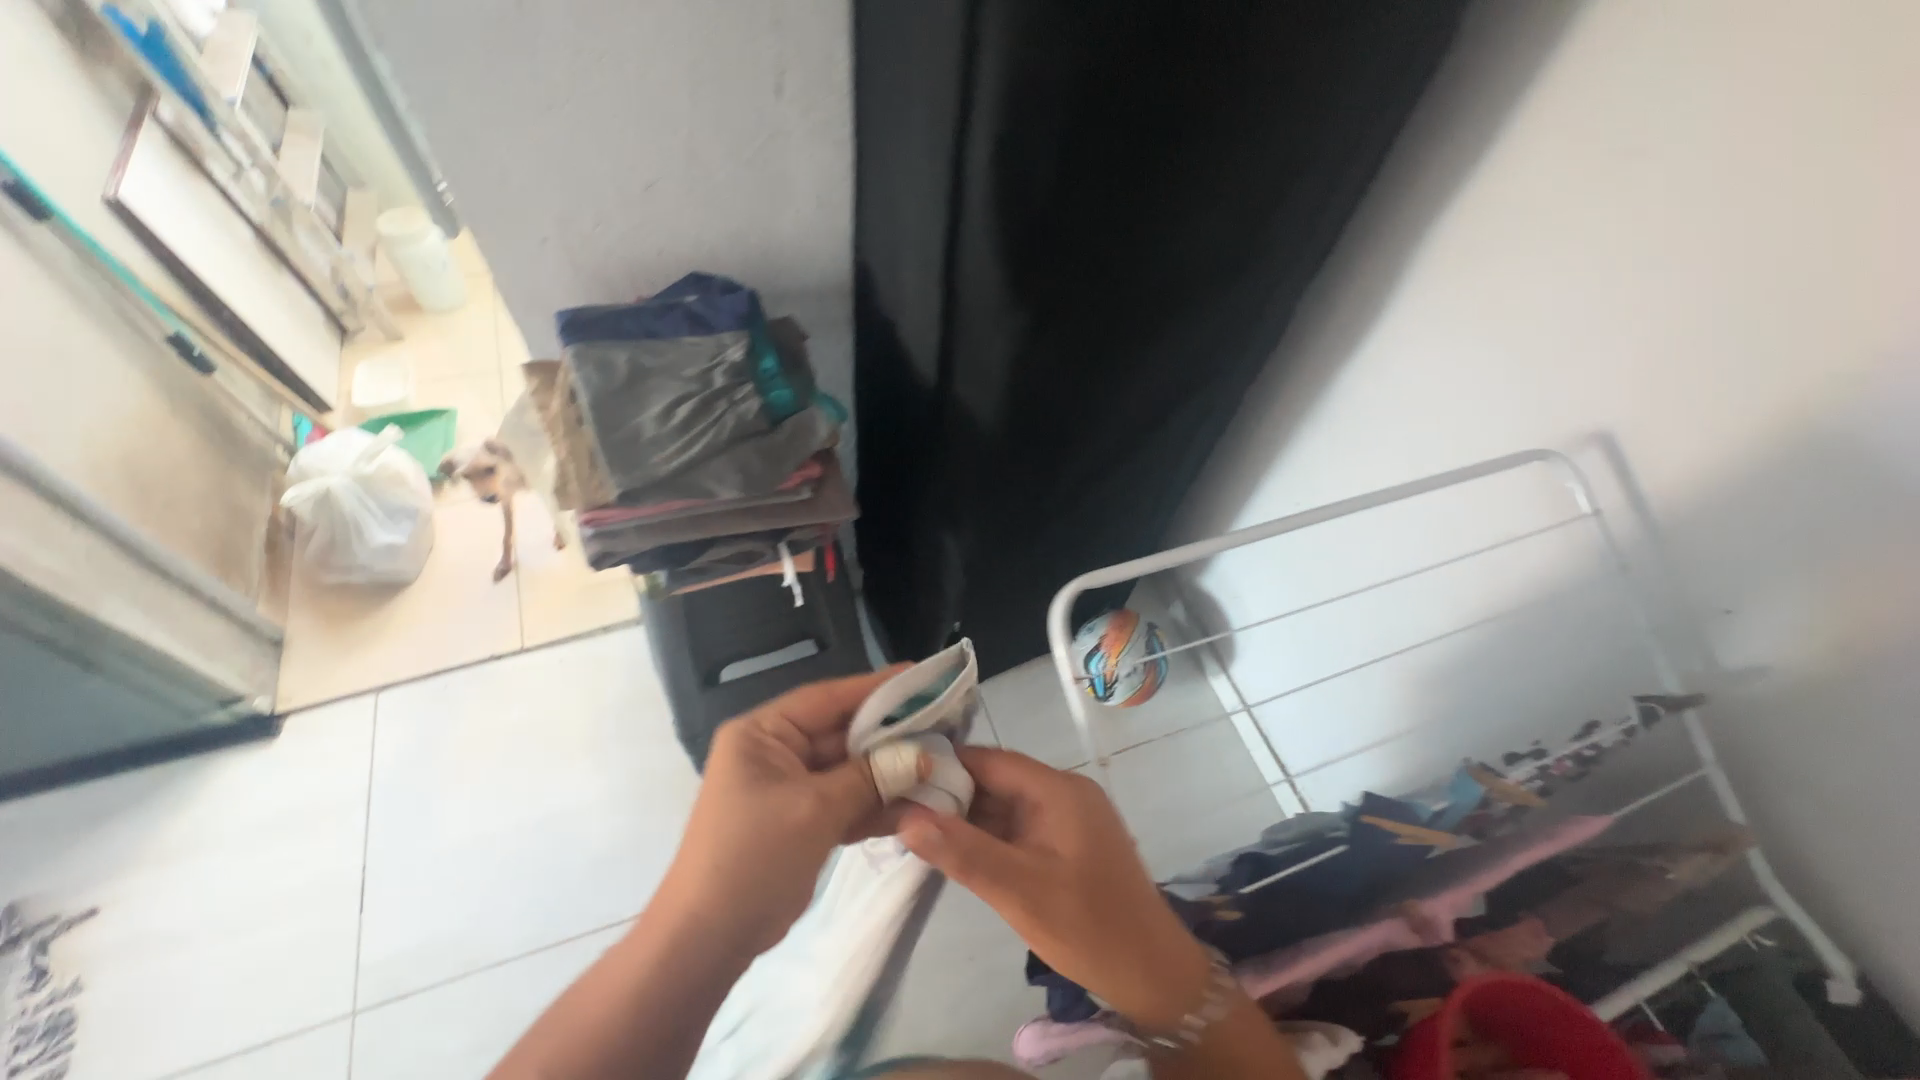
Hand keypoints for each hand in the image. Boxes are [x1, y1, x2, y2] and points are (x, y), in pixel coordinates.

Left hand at [659, 666, 913, 955]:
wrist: (710, 938)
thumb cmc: (752, 857)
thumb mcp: (815, 809)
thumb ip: (872, 777)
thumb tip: (925, 755)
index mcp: (762, 733)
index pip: (827, 698)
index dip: (876, 688)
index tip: (921, 677)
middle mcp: (775, 752)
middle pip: (843, 733)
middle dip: (892, 735)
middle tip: (944, 725)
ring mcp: (790, 789)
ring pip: (851, 770)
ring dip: (891, 773)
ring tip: (942, 765)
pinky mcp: (804, 822)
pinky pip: (847, 801)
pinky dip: (878, 805)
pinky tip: (920, 805)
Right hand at [897, 747, 1214, 1030]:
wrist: (1152, 975)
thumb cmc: (1087, 927)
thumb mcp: (1018, 890)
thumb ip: (961, 851)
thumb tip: (903, 816)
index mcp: (1058, 790)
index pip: (989, 760)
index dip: (942, 766)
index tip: (895, 776)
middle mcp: (1063, 793)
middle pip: (995, 781)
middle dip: (948, 795)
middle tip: (894, 808)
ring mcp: (1066, 819)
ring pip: (1003, 806)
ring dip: (964, 818)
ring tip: (909, 828)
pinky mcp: (1065, 844)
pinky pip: (1017, 828)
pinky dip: (986, 838)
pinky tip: (951, 851)